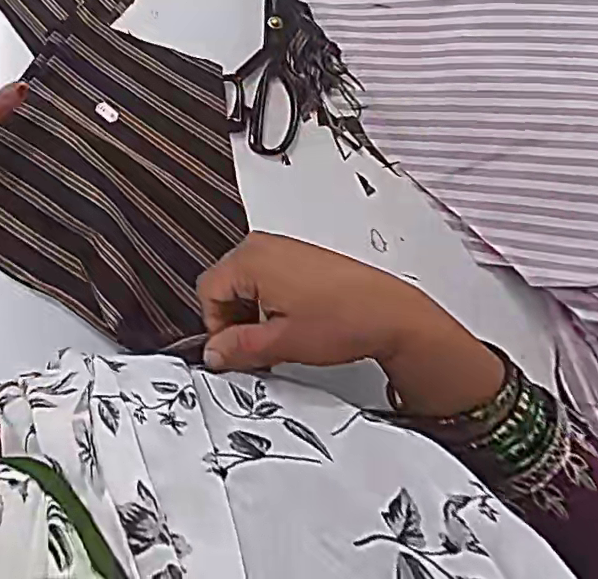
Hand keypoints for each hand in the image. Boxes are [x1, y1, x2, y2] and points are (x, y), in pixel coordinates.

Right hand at [197, 233, 504, 415]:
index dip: (216, 327)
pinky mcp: (296, 254)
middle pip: (224, 283)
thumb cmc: (345, 318)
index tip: (232, 350)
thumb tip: (214, 352)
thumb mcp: (282, 342)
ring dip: (251, 311)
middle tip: (256, 348)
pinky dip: (268, 300)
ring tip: (278, 337)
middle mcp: (261, 245)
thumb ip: (238, 348)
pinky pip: (265, 274)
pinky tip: (291, 322)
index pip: (207, 291)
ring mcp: (280, 247)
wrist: (390, 312)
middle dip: (234, 318)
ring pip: (244, 281)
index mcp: (250, 258)